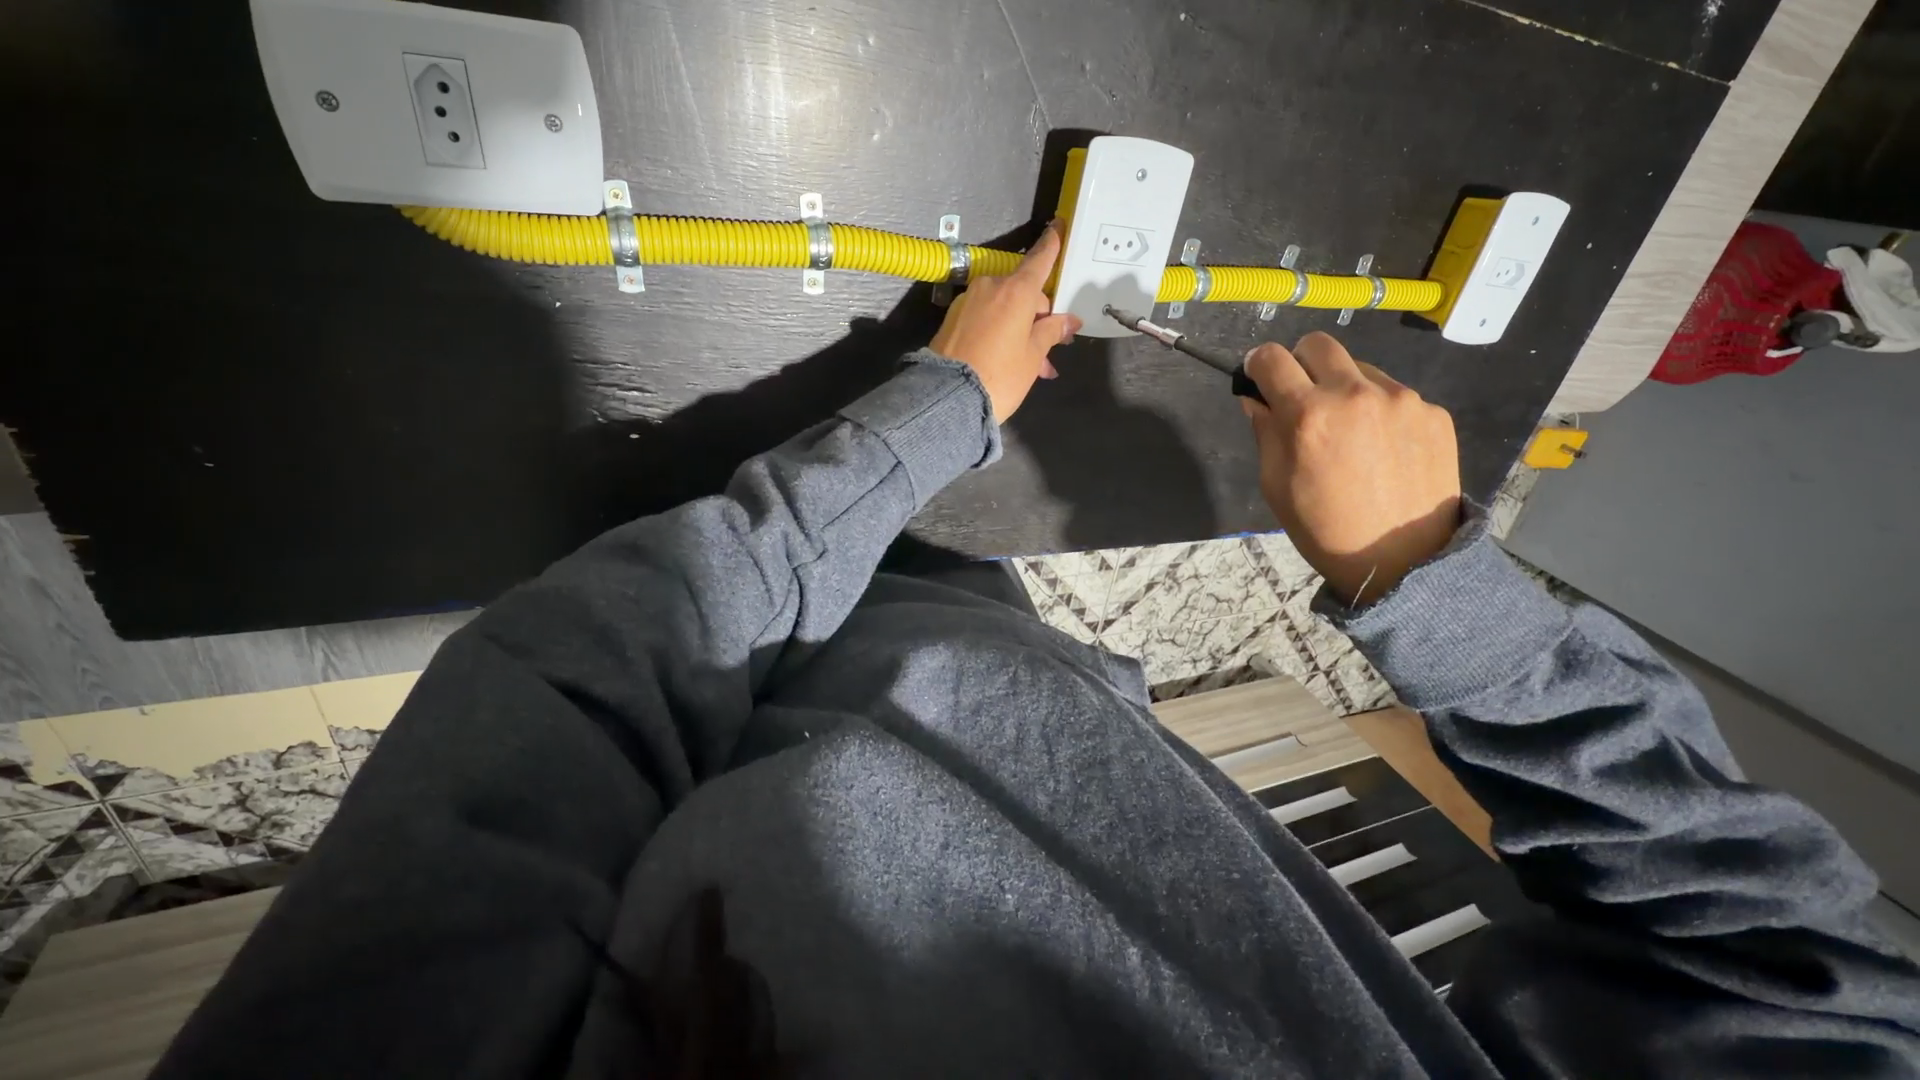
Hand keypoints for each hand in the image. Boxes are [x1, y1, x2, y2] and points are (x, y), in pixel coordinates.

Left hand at [930, 222, 1082, 421]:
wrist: (948, 397)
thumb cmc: (1001, 375)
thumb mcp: (1033, 356)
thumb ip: (1051, 332)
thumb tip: (1067, 320)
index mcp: (1015, 290)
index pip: (1039, 260)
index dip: (1051, 245)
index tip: (1057, 225)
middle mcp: (990, 287)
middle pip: (1022, 293)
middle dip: (1038, 318)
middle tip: (1050, 351)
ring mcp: (967, 302)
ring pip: (1003, 310)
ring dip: (1019, 332)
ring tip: (1033, 368)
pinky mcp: (952, 319)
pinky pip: (985, 320)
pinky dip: (999, 335)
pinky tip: (1006, 363)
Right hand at [1241, 332, 1461, 605]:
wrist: (1403, 560)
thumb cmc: (1324, 529)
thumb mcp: (1275, 485)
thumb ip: (1265, 432)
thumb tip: (1258, 399)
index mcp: (1308, 414)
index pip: (1271, 358)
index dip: (1258, 364)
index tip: (1259, 377)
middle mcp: (1355, 393)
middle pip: (1318, 344)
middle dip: (1301, 363)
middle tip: (1303, 396)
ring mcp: (1401, 398)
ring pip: (1359, 369)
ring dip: (1344, 388)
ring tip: (1351, 433)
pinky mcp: (1433, 411)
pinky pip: (1395, 394)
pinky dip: (1380, 410)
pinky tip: (1383, 449)